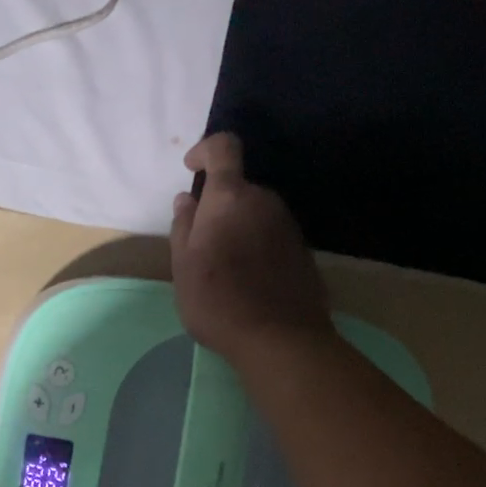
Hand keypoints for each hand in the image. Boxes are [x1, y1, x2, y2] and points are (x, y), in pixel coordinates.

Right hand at [170, 133, 329, 367]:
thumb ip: (183, 226)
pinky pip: (271, 235)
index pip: (223, 148)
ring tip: (222, 268)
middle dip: (218, 205)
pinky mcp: (302, 250)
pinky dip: (256, 246)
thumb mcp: (183, 266)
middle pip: (238, 188)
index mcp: (230, 197)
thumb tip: (187, 200)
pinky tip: (247, 281)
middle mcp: (264, 201)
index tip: (191, 169)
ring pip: (255, 213)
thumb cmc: (217, 300)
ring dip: (237, 228)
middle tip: (199, 243)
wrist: (279, 338)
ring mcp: (288, 225)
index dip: (205, 150)